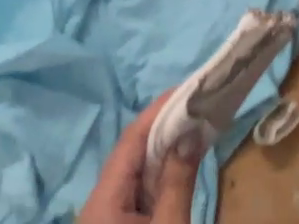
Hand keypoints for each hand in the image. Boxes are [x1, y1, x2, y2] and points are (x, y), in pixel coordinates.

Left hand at [80, 92, 200, 223]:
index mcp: (102, 200)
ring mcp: (106, 213)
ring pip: (136, 168)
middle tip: (201, 101)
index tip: (189, 88)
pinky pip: (139, 185)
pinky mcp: (117, 222)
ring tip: (198, 121)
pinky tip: (183, 157)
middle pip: (131, 152)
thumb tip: (191, 133)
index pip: (130, 141)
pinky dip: (162, 168)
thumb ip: (178, 182)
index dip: (158, 111)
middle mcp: (98, 201)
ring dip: (166, 146)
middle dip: (165, 125)